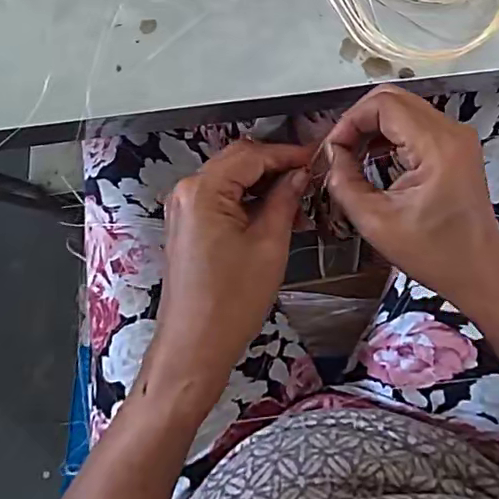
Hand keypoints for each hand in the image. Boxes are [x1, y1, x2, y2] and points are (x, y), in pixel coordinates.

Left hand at [138, 141, 310, 405]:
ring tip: (298, 200)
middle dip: (274, 166)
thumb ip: (284, 200)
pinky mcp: (187, 223)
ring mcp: (183, 206)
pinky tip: (274, 213)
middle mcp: (186, 190)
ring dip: (262, 184)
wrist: (194, 345)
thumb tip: (299, 175)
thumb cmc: (231, 300)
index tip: (315, 156)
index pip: (250, 154)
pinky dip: (246, 200)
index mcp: (203, 189)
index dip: (286, 153)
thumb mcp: (269, 245)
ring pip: (229, 179)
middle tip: (310, 176)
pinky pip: (220, 198)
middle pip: (237, 161)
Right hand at [322, 85, 498, 311]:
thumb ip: (343, 181)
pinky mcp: (455, 143)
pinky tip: (374, 157)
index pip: (383, 105)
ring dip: (371, 125)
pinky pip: (412, 120)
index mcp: (437, 147)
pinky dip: (387, 131)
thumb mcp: (374, 221)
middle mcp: (451, 132)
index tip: (335, 149)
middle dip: (358, 119)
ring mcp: (457, 135)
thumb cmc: (432, 252)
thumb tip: (332, 153)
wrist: (481, 271)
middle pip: (391, 98)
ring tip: (354, 154)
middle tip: (341, 148)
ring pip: (401, 106)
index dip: (350, 120)